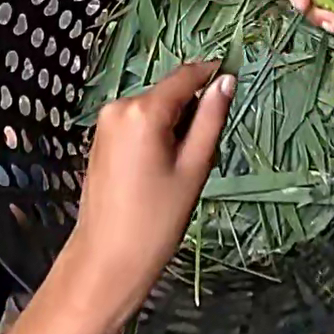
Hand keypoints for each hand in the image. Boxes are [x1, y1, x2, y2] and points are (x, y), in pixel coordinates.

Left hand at [47, 62, 234, 333]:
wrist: (106, 259)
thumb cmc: (156, 219)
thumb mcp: (194, 167)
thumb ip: (210, 119)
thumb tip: (226, 80)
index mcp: (143, 110)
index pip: (184, 76)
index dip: (210, 74)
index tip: (233, 79)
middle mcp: (119, 106)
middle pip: (169, 94)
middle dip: (192, 112)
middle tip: (204, 153)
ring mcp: (105, 121)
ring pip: (154, 109)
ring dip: (174, 126)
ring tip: (180, 168)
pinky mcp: (100, 137)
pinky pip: (137, 122)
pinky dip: (155, 134)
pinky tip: (159, 169)